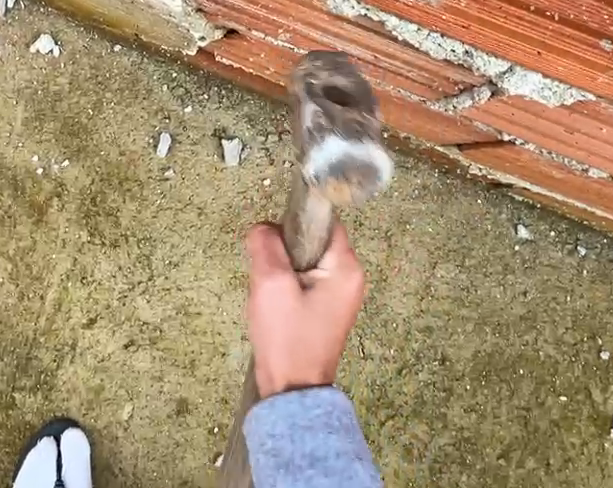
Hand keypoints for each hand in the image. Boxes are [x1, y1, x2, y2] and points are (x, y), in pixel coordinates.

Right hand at [244, 221, 366, 397]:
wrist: (291, 392)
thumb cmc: (287, 337)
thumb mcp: (270, 283)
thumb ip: (265, 244)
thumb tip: (263, 228)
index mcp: (346, 267)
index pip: (323, 221)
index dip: (294, 223)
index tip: (272, 240)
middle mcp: (350, 276)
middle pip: (310, 238)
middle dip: (283, 250)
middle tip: (268, 273)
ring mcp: (338, 293)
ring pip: (302, 258)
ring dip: (281, 268)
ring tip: (271, 292)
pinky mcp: (325, 306)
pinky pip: (302, 277)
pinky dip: (285, 283)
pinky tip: (275, 303)